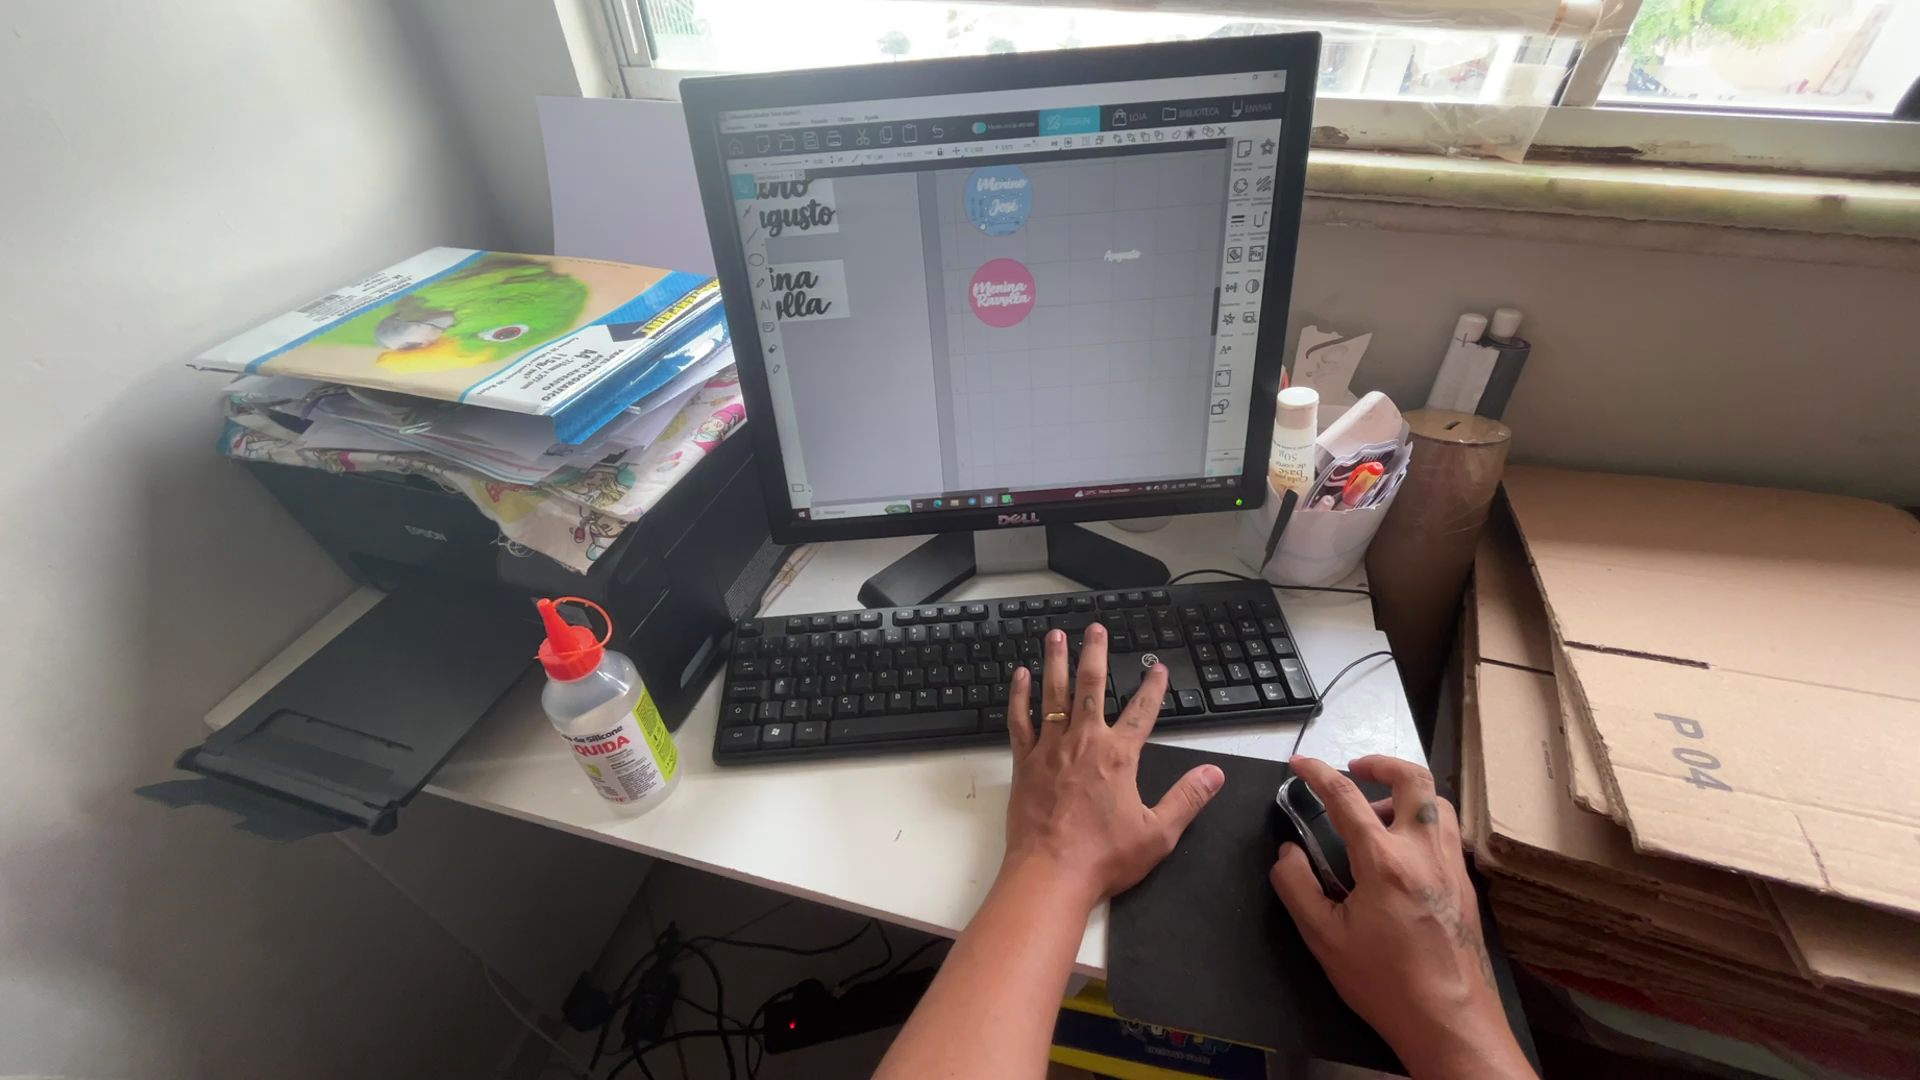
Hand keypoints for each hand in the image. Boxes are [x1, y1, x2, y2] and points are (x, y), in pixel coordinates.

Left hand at [1001, 624, 1224, 905]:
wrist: (1051, 873)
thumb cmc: (1104, 857)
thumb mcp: (1158, 833)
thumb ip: (1187, 798)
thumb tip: (1213, 773)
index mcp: (1118, 756)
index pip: (1142, 712)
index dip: (1153, 687)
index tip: (1158, 667)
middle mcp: (1084, 742)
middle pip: (1091, 686)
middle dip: (1095, 653)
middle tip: (1095, 628)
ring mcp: (1051, 748)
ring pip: (1053, 693)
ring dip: (1055, 661)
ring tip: (1055, 635)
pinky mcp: (1025, 761)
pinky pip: (1020, 720)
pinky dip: (1019, 696)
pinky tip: (1020, 676)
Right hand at [1270, 755, 1532, 1079]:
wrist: (1453, 1029)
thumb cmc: (1384, 984)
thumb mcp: (1321, 937)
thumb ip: (1295, 884)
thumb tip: (1288, 851)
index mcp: (1384, 862)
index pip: (1345, 796)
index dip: (1316, 772)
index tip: (1298, 764)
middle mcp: (1424, 854)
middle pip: (1415, 780)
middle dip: (1381, 763)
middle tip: (1354, 769)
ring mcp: (1452, 869)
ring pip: (1437, 803)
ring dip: (1403, 794)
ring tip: (1374, 814)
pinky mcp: (1466, 888)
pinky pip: (1446, 833)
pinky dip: (1420, 821)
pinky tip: (1398, 850)